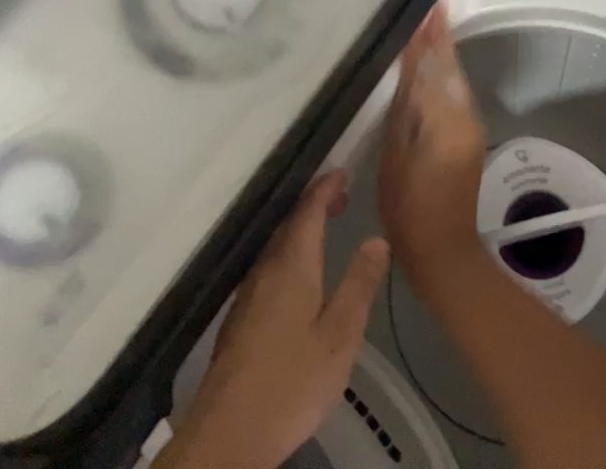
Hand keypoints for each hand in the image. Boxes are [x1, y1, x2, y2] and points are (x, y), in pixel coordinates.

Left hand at [161, 173, 388, 468]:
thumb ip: (359, 285)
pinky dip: (289, 255)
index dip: (325, 188)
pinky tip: (301, 275)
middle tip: (342, 198)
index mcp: (291, 268)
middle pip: (288, 226)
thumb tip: (376, 240)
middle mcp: (264, 273)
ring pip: (276, 248)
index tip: (343, 171)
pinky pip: (268, 268)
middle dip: (314, 205)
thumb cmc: (292, 382)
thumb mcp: (340, 335)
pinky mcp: (240, 320)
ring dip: (300, 230)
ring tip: (326, 230)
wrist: (229, 434)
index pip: (307, 212)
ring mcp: (247, 297)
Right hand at [379, 3, 488, 279]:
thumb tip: (408, 68)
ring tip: (430, 27)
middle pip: (450, 70)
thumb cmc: (408, 207)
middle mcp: (464, 116)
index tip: (430, 7)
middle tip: (431, 7)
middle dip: (441, 39)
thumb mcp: (395, 155)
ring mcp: (470, 127)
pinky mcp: (469, 138)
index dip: (432, 37)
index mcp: (445, 119)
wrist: (443, 249)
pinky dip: (444, 77)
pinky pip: (455, 96)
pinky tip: (430, 68)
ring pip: (454, 82)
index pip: (436, 67)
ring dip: (443, 56)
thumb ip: (404, 108)